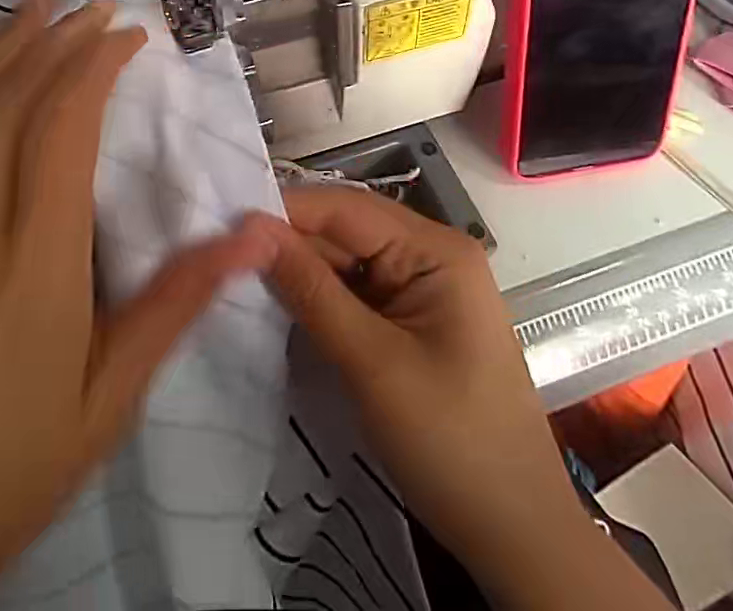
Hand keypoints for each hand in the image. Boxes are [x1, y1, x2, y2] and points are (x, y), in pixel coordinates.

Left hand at [0, 0, 274, 610]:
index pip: (64, 127)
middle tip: (93, 7)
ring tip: (32, 3)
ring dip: (0, 48)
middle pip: (12, 103)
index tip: (129, 36)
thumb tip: (255, 237)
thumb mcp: (111, 394)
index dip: (96, 68)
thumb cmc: (5, 467)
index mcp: (34, 256)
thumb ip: (178, 301)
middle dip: (56, 44)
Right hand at [259, 188, 671, 609]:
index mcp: (437, 250)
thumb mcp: (373, 363)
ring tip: (236, 278)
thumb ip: (312, 292)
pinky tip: (280, 305)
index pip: (348, 208)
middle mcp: (432, 255)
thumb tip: (253, 230)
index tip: (222, 225)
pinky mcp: (412, 320)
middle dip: (288, 242)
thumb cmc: (452, 440)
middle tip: (220, 257)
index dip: (286, 211)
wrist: (512, 525)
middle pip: (347, 231)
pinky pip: (358, 294)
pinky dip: (320, 298)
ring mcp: (423, 289)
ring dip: (300, 271)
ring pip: (348, 263)